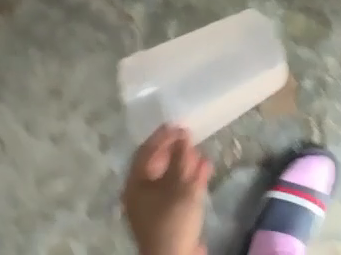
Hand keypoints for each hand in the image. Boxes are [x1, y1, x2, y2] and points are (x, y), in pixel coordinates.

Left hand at [123, 124, 212, 254]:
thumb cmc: (171, 218)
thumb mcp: (177, 183)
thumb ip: (180, 157)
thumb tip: (182, 135)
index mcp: (135, 184)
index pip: (145, 152)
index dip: (161, 136)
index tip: (178, 123)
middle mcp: (141, 193)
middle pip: (157, 164)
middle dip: (174, 148)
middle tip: (190, 134)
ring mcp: (155, 206)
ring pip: (170, 177)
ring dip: (185, 162)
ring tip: (199, 150)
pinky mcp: (169, 216)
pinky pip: (178, 190)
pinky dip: (191, 178)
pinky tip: (205, 167)